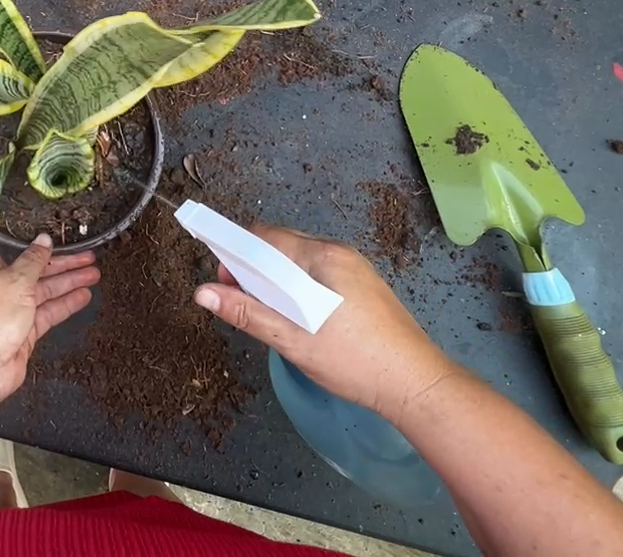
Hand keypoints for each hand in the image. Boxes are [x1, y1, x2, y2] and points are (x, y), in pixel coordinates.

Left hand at [0, 232, 98, 405]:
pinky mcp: (24, 328)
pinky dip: (65, 303)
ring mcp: (12, 306)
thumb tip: (44, 240)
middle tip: (86, 252)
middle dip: (58, 258)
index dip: (12, 227)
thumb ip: (34, 260)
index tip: (32, 216)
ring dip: (67, 280)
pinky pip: (48, 311)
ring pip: (44, 288)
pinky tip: (84, 294)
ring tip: (94, 271)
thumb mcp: (15, 280)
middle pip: (32, 264)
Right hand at [193, 225, 463, 422]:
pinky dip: (298, 285)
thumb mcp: (294, 339)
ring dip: (277, 278)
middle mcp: (338, 252)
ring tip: (273, 313)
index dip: (237, 253)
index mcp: (321, 257)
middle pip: (281, 244)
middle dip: (254, 267)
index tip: (226, 282)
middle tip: (246, 302)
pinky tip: (301, 317)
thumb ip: (247, 312)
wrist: (421, 387)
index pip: (264, 235)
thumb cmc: (355, 361)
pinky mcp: (364, 285)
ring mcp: (355, 267)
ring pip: (299, 260)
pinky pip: (318, 272)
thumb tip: (201, 292)